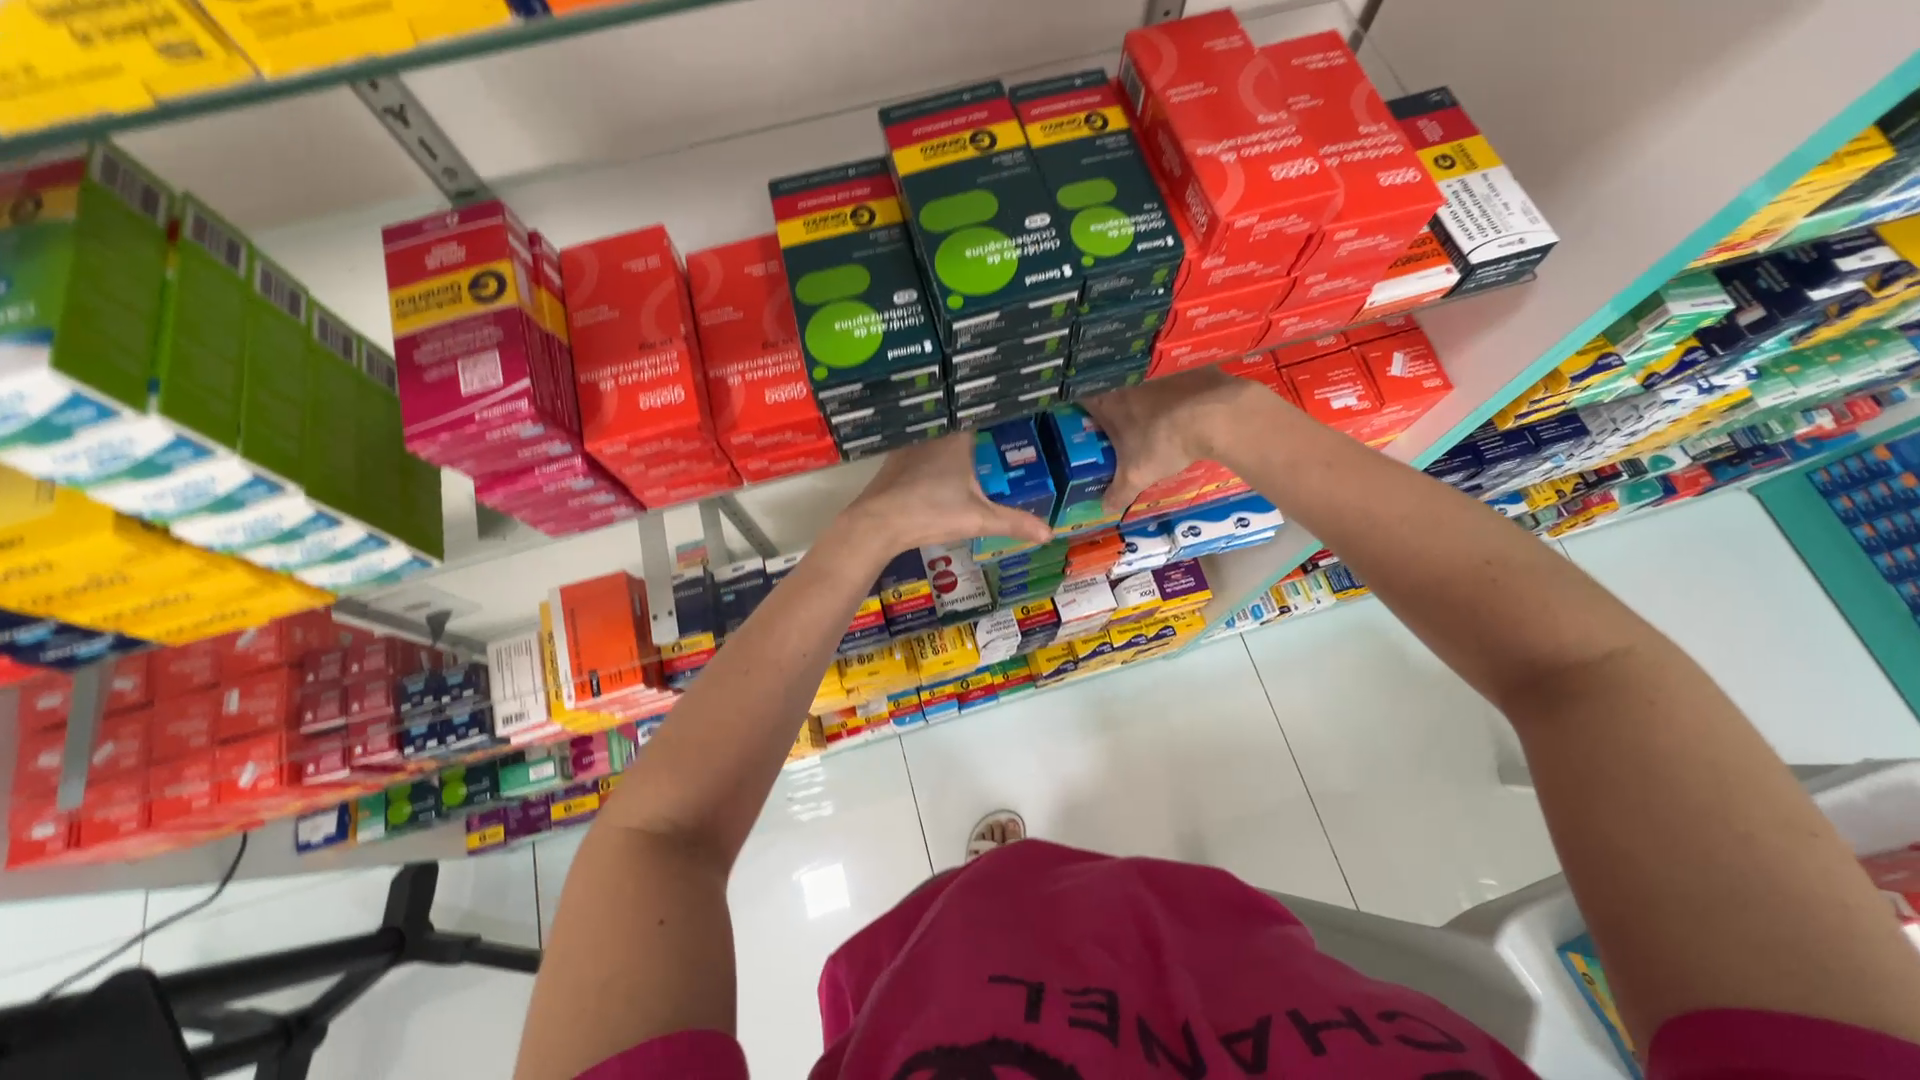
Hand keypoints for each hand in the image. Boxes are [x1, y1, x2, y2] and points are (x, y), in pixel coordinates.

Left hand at [840, 434, 1054, 551]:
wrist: (878, 522)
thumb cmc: (932, 512)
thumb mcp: (980, 519)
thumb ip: (1014, 522)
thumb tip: (1049, 533)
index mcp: (957, 438)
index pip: (979, 415)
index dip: (993, 416)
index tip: (1007, 416)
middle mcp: (933, 434)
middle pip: (957, 426)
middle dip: (972, 433)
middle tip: (993, 441)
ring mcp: (909, 446)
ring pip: (935, 438)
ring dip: (947, 445)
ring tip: (968, 456)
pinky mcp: (892, 462)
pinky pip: (918, 452)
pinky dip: (928, 459)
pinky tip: (935, 473)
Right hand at [1081, 368, 1262, 513]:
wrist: (1215, 416)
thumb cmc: (1164, 443)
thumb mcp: (1137, 476)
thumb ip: (1117, 493)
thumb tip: (1105, 509)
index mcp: (1108, 402)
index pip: (1081, 398)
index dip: (1079, 408)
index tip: (1083, 420)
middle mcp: (1128, 380)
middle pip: (1112, 390)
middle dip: (1114, 406)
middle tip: (1119, 425)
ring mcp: (1158, 372)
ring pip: (1144, 384)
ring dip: (1146, 398)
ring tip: (1155, 419)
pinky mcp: (1187, 368)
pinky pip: (1174, 381)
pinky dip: (1176, 394)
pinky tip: (1185, 409)